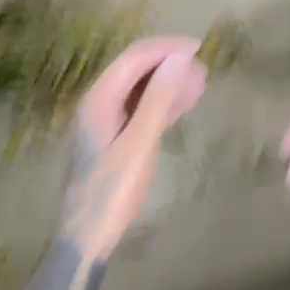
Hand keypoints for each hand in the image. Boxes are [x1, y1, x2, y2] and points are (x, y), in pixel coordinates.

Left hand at [63, 38, 207, 260]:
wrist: (86, 241)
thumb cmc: (111, 192)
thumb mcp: (139, 144)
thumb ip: (158, 99)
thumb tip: (180, 58)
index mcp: (98, 99)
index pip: (134, 58)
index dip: (166, 49)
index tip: (199, 49)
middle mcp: (98, 104)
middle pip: (136, 70)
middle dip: (169, 64)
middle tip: (203, 69)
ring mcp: (104, 123)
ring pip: (140, 90)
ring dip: (168, 83)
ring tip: (200, 84)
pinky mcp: (113, 141)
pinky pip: (139, 110)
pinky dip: (162, 104)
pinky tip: (182, 106)